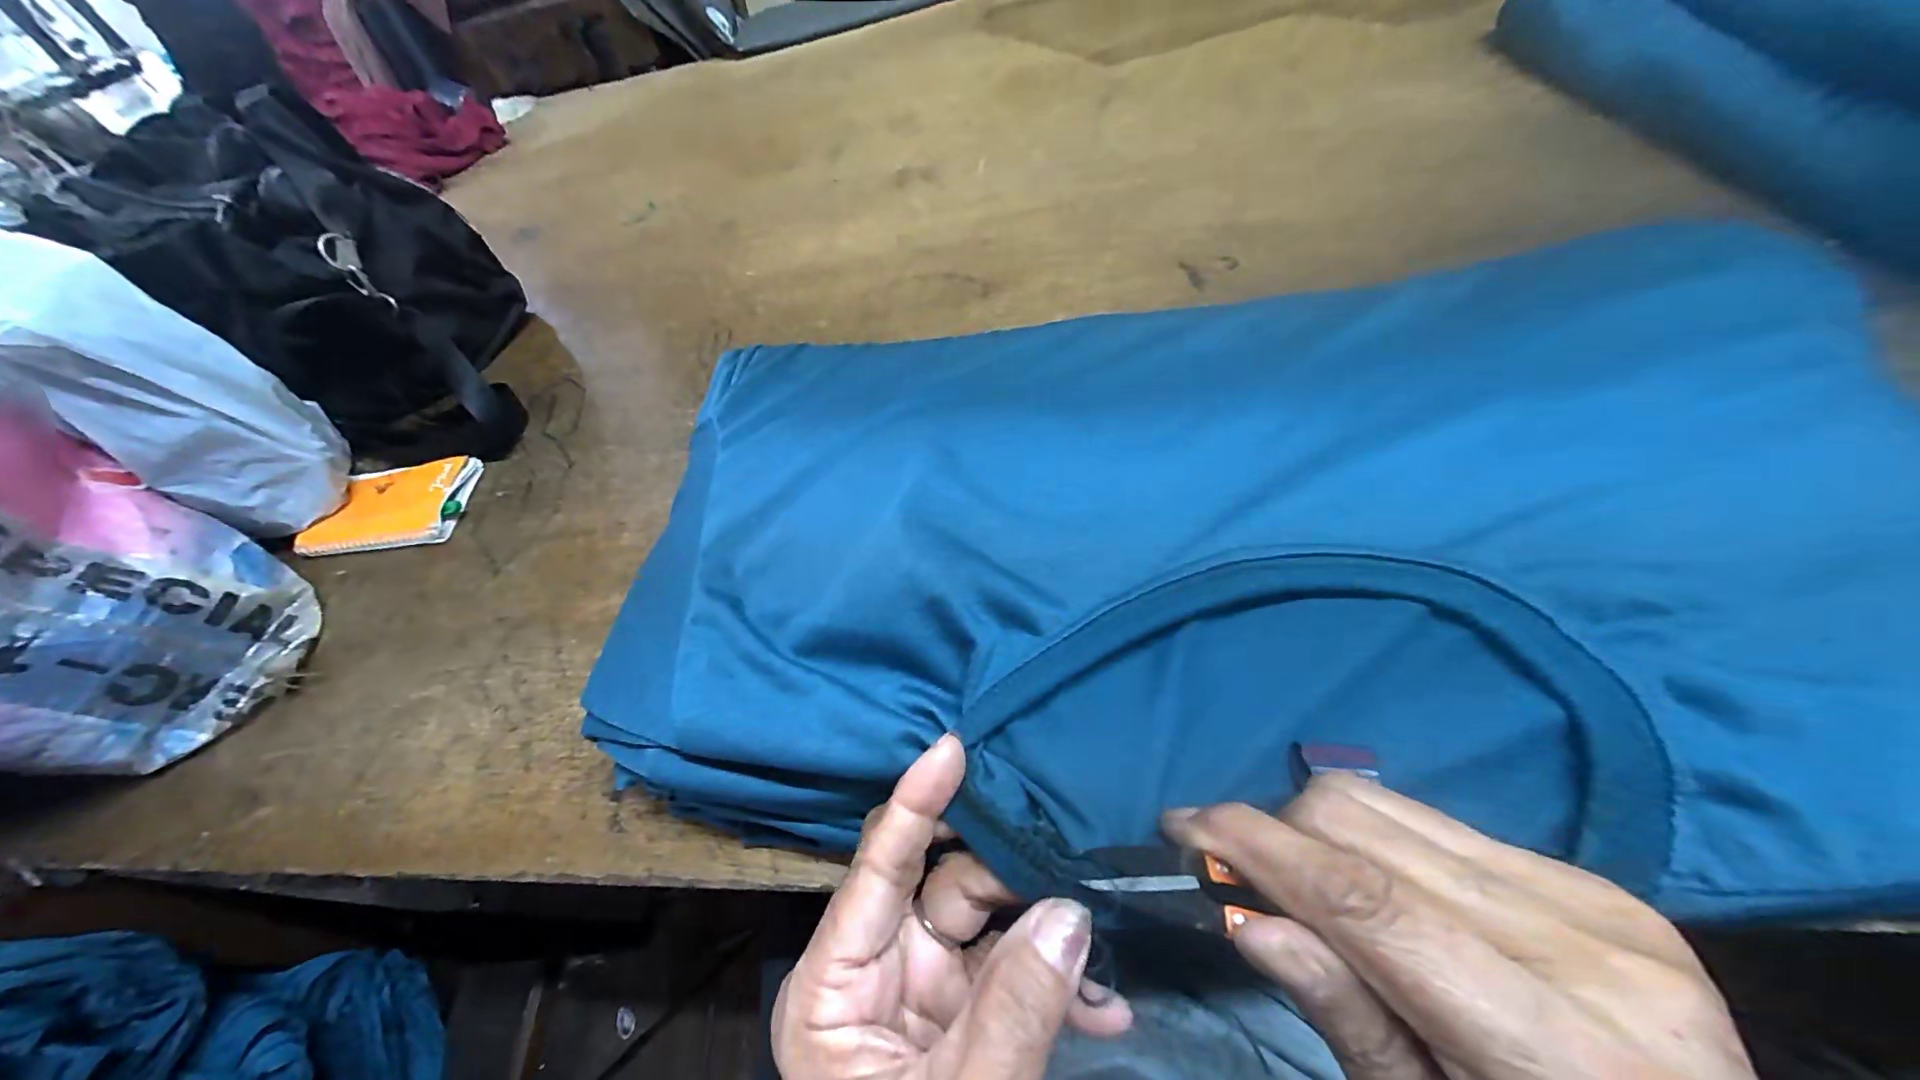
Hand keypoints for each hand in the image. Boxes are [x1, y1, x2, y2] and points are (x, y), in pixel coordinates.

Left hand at [773, 735, 1131, 1079]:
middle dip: (1005, 874)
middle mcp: (876, 973)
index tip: (951, 747)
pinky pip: (1013, 979)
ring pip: (987, 926)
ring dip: (1046, 931)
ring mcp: (923, 996)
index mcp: (835, 984)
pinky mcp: (964, 1023)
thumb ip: (1012, 1013)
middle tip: (1064, 866)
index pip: (876, 868)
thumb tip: (1069, 916)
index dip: (913, 802)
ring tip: (1100, 945)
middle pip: (942, 886)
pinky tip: (1109, 1013)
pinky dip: (1058, 987)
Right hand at [1163, 774, 1755, 1079]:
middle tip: (1233, 871)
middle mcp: (1582, 944)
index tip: (1182, 825)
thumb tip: (1248, 923)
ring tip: (1293, 872)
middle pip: (1364, 826)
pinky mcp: (1587, 878)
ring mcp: (1595, 900)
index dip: (1261, 850)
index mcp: (1560, 1046)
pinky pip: (1430, 819)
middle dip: (1274, 834)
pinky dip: (1370, 839)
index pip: (1369, 903)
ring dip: (1312, 828)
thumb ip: (1348, 1020)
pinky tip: (1369, 882)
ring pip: (1385, 802)